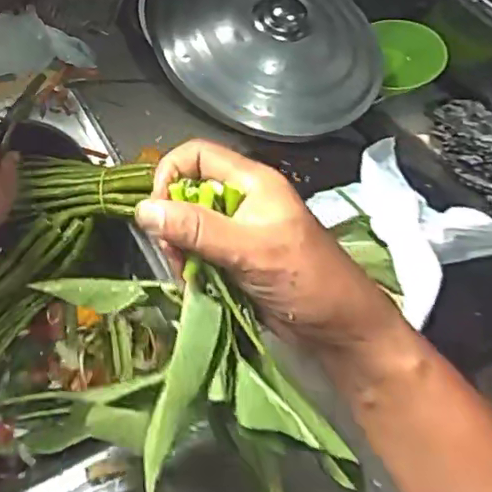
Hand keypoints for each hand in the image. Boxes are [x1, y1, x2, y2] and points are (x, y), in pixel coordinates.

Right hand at [136, 139, 402, 355]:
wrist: (347, 335)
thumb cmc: (309, 282)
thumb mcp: (249, 250)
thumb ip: (196, 228)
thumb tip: (144, 210)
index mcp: (252, 181)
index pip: (196, 155)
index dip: (170, 174)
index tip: (158, 209)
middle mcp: (243, 199)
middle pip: (187, 191)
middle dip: (173, 221)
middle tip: (173, 252)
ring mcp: (240, 230)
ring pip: (190, 225)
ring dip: (181, 249)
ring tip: (188, 275)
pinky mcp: (238, 258)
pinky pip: (200, 251)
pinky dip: (192, 267)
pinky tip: (197, 286)